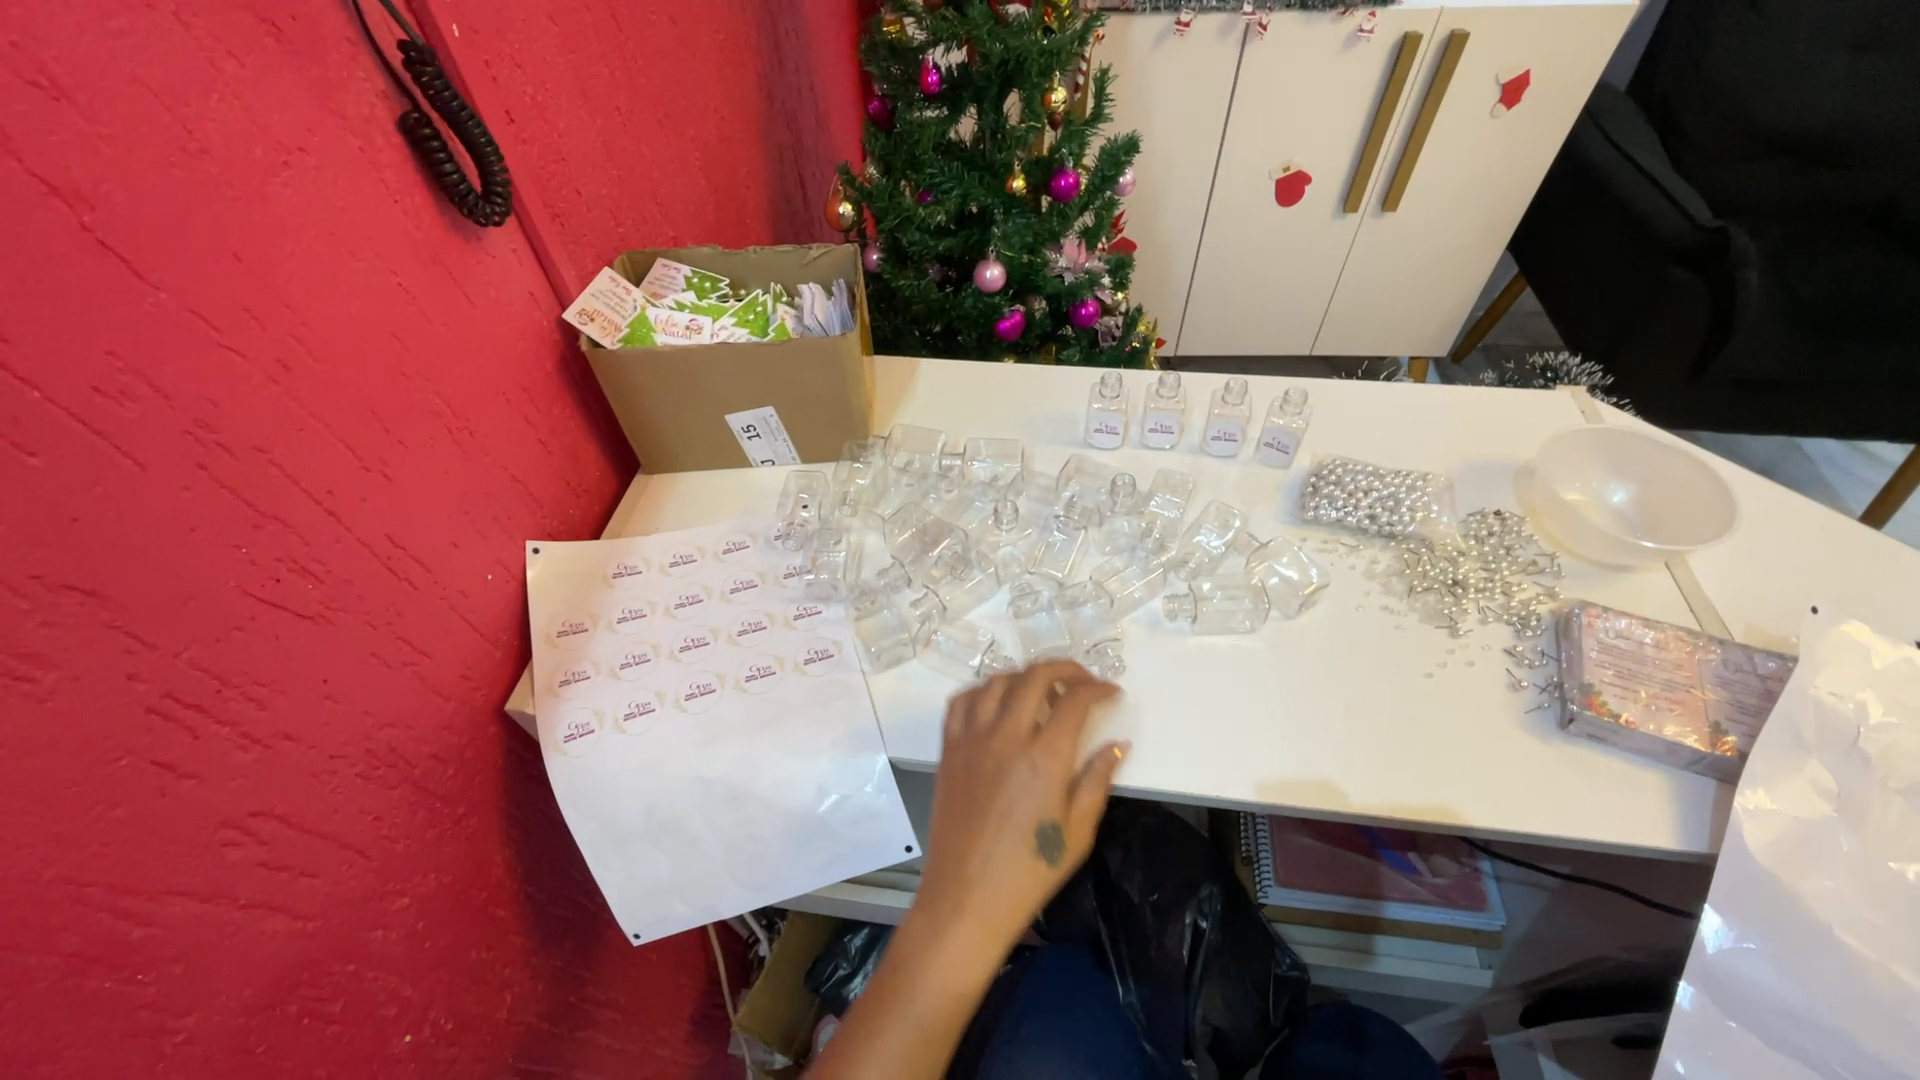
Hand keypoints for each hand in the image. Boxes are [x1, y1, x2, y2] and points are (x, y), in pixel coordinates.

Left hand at [914, 660, 1127, 951]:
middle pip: (1034, 676)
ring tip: (1041, 691)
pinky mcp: (949, 750)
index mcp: (1043, 758)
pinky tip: (996, 704)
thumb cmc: (1029, 872)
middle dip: (1064, 669)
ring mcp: (971, 740)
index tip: (1111, 693)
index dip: (1098, 688)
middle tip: (1081, 682)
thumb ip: (1097, 780)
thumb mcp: (1078, 832)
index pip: (1074, 699)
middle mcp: (1005, 737)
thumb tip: (1115, 744)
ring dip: (1024, 676)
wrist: (967, 897)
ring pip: (996, 682)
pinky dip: (982, 691)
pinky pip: (961, 702)